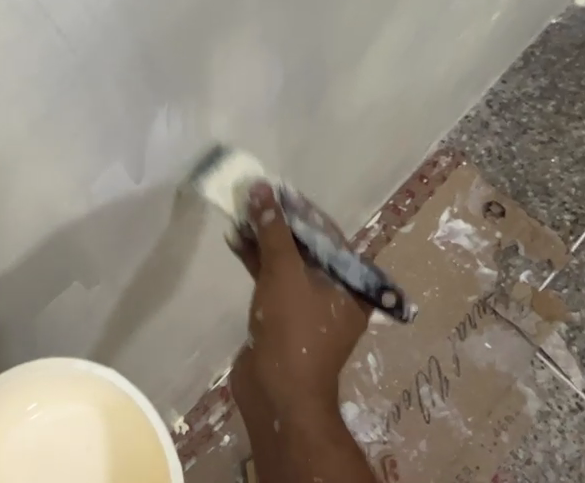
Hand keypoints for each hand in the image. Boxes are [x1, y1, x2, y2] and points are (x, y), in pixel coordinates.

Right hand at [229, 181, 370, 421]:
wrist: (278, 395)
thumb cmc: (293, 330)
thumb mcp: (284, 272)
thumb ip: (273, 228)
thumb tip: (261, 189)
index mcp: (350, 281)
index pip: (326, 232)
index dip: (298, 208)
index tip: (272, 188)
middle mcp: (334, 290)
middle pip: (305, 244)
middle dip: (277, 221)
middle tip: (251, 196)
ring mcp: (308, 304)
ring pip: (285, 259)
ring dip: (263, 237)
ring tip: (238, 211)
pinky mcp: (283, 315)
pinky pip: (271, 277)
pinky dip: (255, 259)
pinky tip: (234, 239)